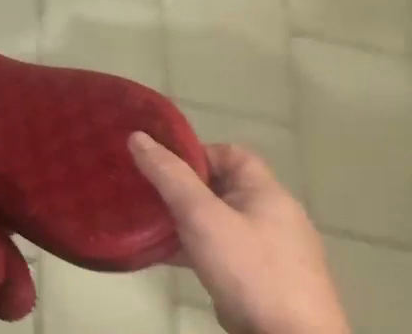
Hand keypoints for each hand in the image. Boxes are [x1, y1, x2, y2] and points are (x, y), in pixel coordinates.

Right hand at [129, 133, 349, 333]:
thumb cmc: (248, 268)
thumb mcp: (201, 215)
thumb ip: (169, 174)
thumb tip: (138, 136)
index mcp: (269, 196)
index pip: (232, 154)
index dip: (196, 152)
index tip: (162, 166)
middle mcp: (274, 218)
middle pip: (220, 185)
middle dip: (180, 185)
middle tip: (146, 191)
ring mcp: (269, 249)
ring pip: (216, 217)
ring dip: (182, 216)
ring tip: (148, 220)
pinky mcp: (259, 275)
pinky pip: (219, 246)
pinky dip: (192, 244)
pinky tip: (165, 252)